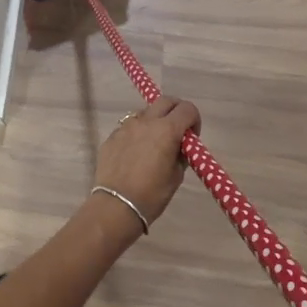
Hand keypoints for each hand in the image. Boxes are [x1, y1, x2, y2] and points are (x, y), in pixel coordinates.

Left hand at [94, 95, 200, 226]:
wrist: (116, 205)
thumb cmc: (152, 194)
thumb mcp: (176, 176)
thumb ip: (180, 154)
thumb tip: (179, 146)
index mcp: (166, 130)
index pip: (187, 109)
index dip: (194, 120)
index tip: (192, 137)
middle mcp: (146, 121)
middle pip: (166, 101)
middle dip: (176, 111)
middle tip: (178, 130)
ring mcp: (126, 126)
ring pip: (145, 112)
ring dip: (155, 121)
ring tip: (154, 144)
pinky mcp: (112, 135)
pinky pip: (129, 127)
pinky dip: (137, 133)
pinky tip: (135, 154)